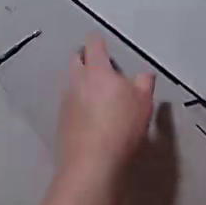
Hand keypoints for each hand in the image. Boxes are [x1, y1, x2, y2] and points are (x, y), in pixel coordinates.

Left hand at [55, 34, 155, 188]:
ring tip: (96, 92)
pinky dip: (77, 102)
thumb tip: (145, 74)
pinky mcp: (60, 119)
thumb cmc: (120, 127)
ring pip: (70, 80)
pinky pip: (68, 102)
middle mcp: (76, 80)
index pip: (93, 44)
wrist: (91, 162)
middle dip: (85, 58)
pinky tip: (89, 115)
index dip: (98, 41)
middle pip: (76, 58)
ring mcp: (65, 100)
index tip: (103, 43)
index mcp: (96, 70)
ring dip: (80, 81)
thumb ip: (144, 84)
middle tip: (100, 67)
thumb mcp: (143, 103)